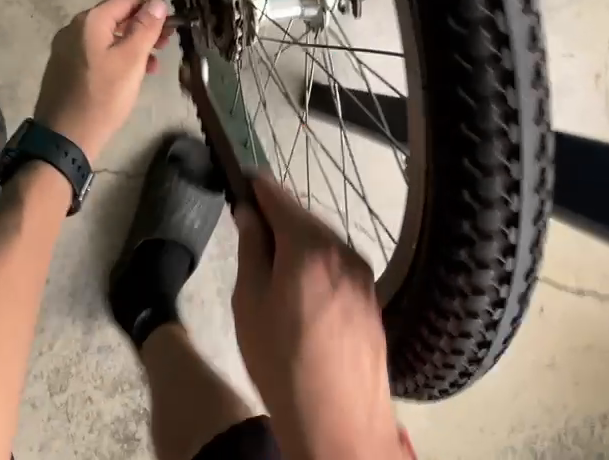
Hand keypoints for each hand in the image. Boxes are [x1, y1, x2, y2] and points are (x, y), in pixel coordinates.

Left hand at [32, 0, 171, 165]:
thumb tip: (157, 2)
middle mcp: (73, 28)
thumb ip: (145, 28)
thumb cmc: (103, 97)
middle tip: (165, 48)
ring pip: (106, 38)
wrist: (65, 137)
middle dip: (142, 30)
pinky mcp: (63, 67)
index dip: (151, 11)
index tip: (168, 32)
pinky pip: (94, 53)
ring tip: (152, 67)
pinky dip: (114, 58)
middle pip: (115, 18)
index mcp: (89, 21)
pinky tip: (129, 77)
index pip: (126, 1)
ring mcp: (65, 48)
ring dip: (131, 46)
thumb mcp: (131, 61)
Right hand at [232, 176, 399, 459]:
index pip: (276, 195)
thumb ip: (250, 248)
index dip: (253, 186)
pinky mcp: (372, 296)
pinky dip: (315, 262)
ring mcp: (363, 273)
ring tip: (271, 269)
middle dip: (274, 218)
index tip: (236, 184)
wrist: (341, 425)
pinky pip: (336, 263)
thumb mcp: (248, 302)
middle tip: (247, 233)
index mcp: (308, 246)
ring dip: (296, 241)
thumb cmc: (282, 363)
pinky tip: (299, 291)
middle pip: (301, 216)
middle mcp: (342, 249)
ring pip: (321, 239)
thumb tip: (249, 213)